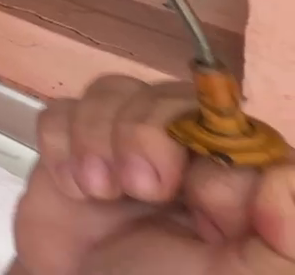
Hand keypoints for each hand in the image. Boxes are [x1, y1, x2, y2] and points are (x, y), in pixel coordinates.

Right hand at [14, 75, 294, 273]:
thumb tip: (282, 175)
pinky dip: (59, 143)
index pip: (237, 129)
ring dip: (95, 138)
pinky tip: (72, 186)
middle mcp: (189, 156)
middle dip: (143, 135)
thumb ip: (286, 241)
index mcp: (243, 186)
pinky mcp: (68, 141)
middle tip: (139, 189)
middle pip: (170, 97)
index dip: (216, 158)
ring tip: (97, 191)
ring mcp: (123, 144)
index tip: (208, 215)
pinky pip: (60, 108)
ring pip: (112, 92)